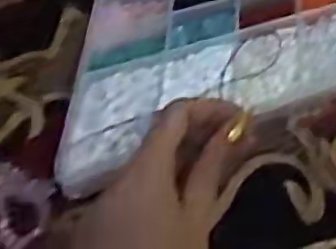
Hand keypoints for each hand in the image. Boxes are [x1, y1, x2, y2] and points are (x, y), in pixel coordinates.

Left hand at [72, 99, 250, 248]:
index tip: (240, 119)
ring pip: (149, 162)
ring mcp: (101, 205)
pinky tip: (188, 192)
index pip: (176, 112)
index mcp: (142, 171)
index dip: (210, 107)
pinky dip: (164, 179)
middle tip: (238, 139)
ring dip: (185, 155)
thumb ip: (211, 166)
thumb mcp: (196, 219)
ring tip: (220, 163)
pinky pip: (135, 187)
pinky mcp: (95, 229)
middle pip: (161, 136)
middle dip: (201, 131)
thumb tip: (231, 128)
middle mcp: (116, 179)